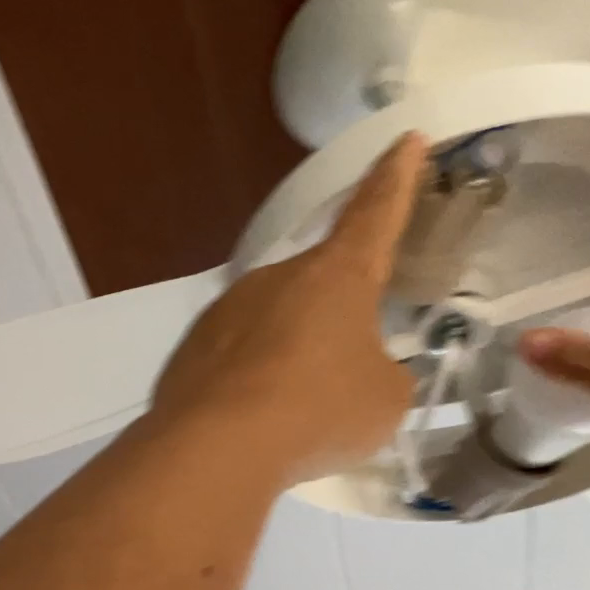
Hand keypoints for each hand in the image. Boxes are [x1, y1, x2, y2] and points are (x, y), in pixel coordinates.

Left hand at [151, 133, 426, 481]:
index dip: (394, 180)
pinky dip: (245, 380)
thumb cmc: (317, 411)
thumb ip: (379, 373)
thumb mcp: (382, 398)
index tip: (403, 142)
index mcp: (336, 275)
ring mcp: (221, 314)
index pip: (374, 213)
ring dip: (283, 353)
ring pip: (267, 323)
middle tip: (337, 363)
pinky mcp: (186, 353)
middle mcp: (272, 280)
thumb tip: (357, 371)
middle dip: (328, 317)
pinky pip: (230, 359)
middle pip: (312, 284)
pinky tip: (249, 418)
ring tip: (290, 406)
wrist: (216, 447)